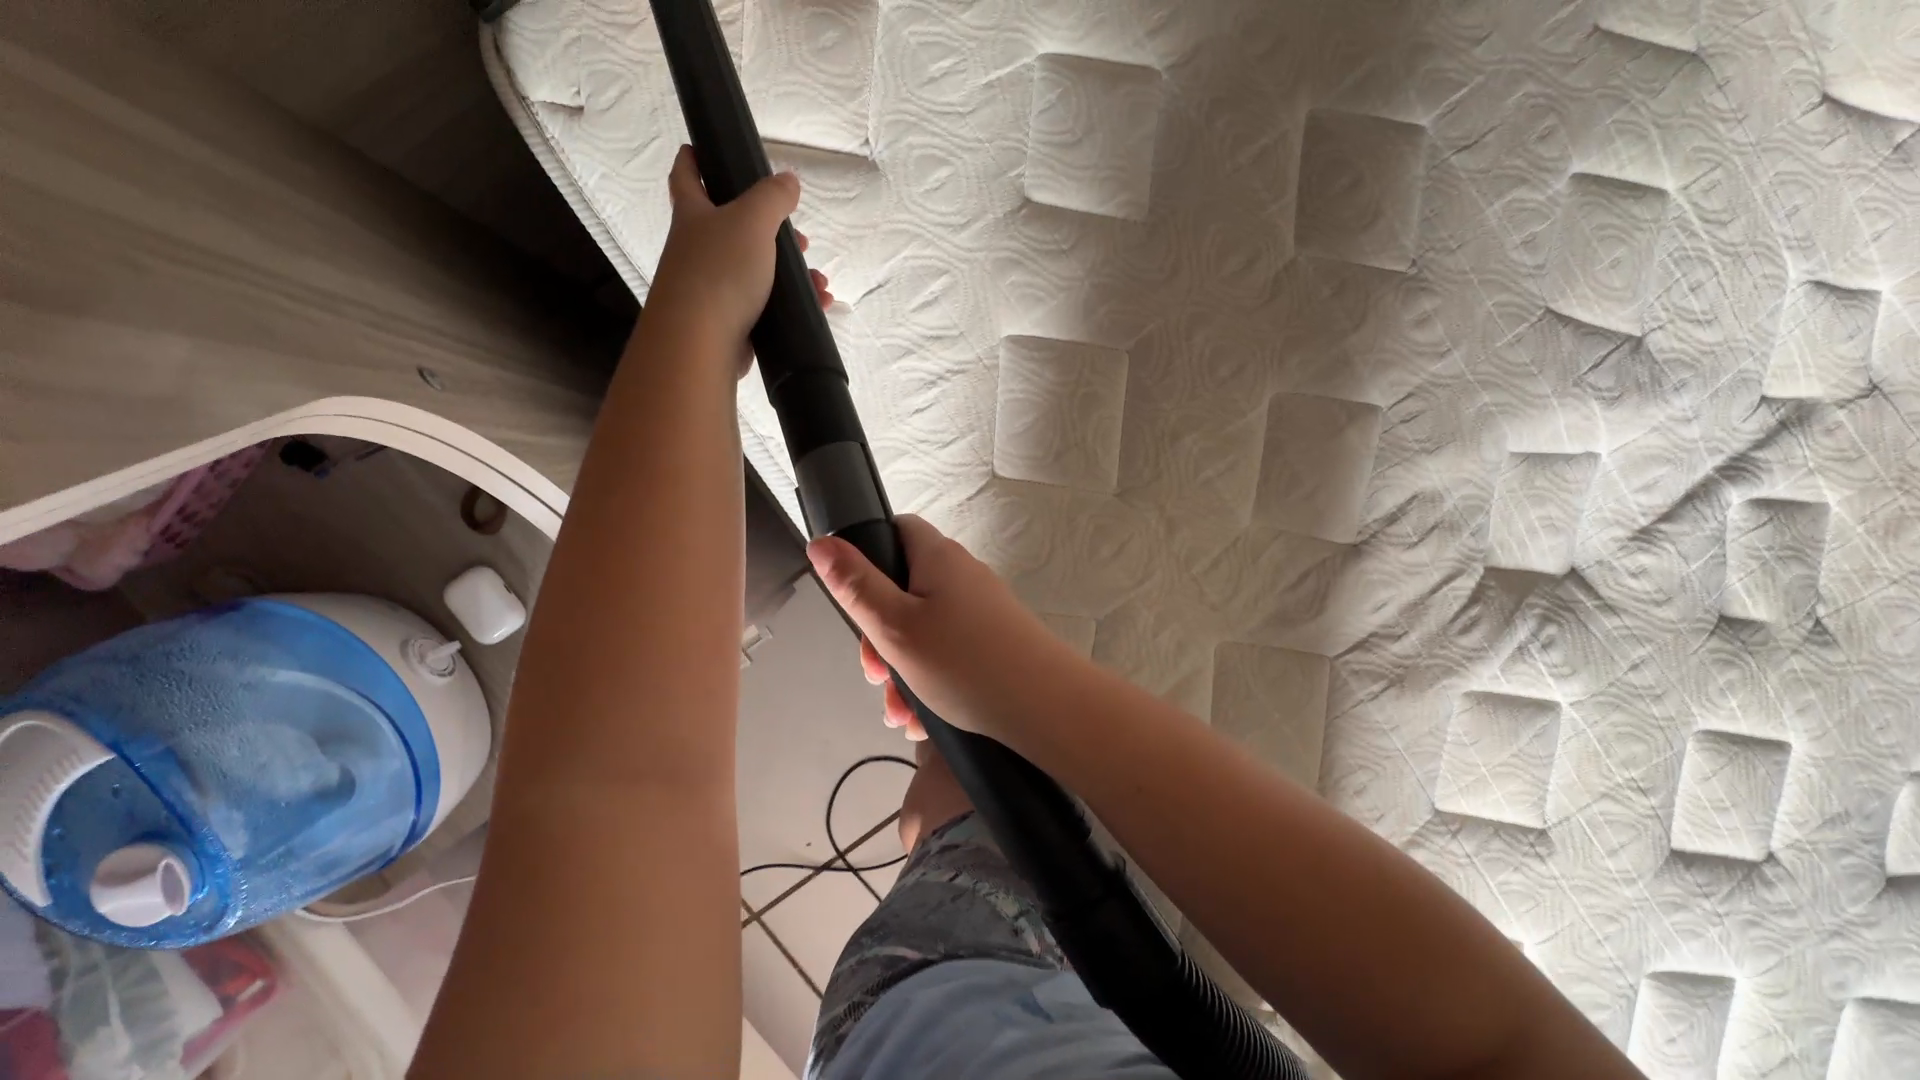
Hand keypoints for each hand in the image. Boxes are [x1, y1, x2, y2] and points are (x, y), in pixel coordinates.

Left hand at [646, 146, 832, 373]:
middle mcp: (697, 250)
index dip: (692, 160)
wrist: (700, 342)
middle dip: (769, 228)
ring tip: (817, 278)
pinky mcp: (730, 322)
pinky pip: (767, 305)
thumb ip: (772, 197)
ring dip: (791, 271)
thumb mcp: (752, 220)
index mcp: (694, 216)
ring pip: (756, 269)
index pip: (685, 177)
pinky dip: (793, 303)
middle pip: (733, 228)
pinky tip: (817, 304)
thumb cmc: (720, 270)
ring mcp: (713, 288)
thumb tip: (787, 180)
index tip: (700, 149)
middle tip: (797, 234)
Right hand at [807, 515, 1082, 746]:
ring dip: (902, 670)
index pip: (895, 530)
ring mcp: (982, 610)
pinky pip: (948, 654)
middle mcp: (962, 576)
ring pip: (923, 631)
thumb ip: (855, 585)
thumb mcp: (894, 627)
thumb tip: (824, 543)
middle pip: (903, 590)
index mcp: (937, 558)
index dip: (866, 555)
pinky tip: (924, 719)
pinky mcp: (995, 641)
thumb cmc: (967, 664)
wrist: (1047, 709)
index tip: (854, 600)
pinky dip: (930, 682)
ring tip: (900, 712)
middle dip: (880, 637)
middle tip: (876, 674)